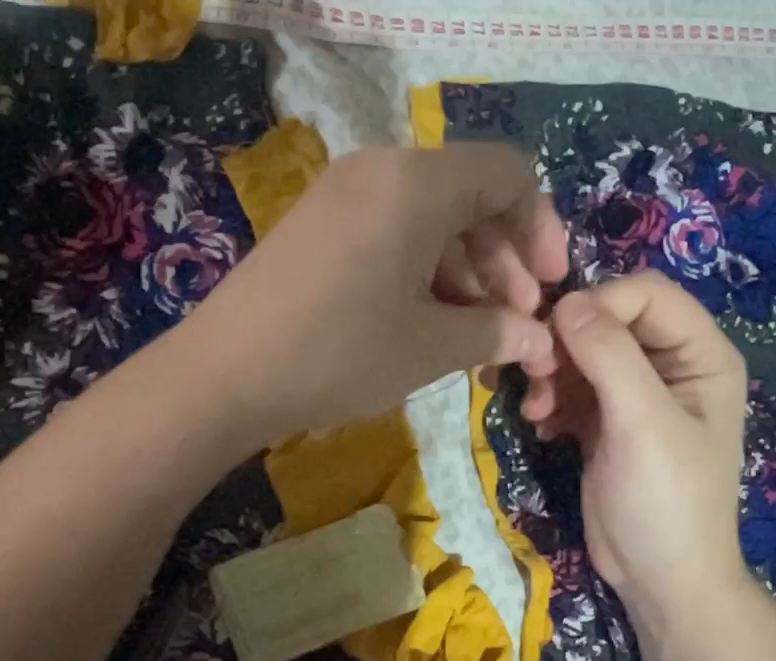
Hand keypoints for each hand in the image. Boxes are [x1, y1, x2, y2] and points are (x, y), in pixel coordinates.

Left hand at [181, 145, 567, 441]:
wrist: (226, 374)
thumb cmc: (340, 354)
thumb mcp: (430, 347)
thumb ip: (495, 333)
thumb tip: (538, 339)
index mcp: (417, 182)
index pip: (509, 174)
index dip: (542, 229)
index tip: (550, 289)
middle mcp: (380, 171)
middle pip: (469, 196)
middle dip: (504, 261)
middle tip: (515, 324)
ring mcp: (342, 196)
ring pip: (429, 220)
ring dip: (465, 275)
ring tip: (475, 337)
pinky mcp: (317, 227)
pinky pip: (390, 234)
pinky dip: (421, 273)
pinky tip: (428, 326)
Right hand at [520, 271, 750, 607]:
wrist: (661, 580)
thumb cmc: (667, 502)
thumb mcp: (643, 425)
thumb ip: (609, 357)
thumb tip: (566, 302)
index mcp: (701, 356)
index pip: (647, 295)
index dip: (599, 303)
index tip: (552, 335)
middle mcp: (670, 367)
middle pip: (609, 320)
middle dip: (567, 341)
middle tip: (535, 375)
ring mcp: (634, 397)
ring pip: (582, 354)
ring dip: (551, 373)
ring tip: (535, 409)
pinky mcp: (604, 424)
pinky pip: (570, 389)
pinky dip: (550, 399)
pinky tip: (539, 423)